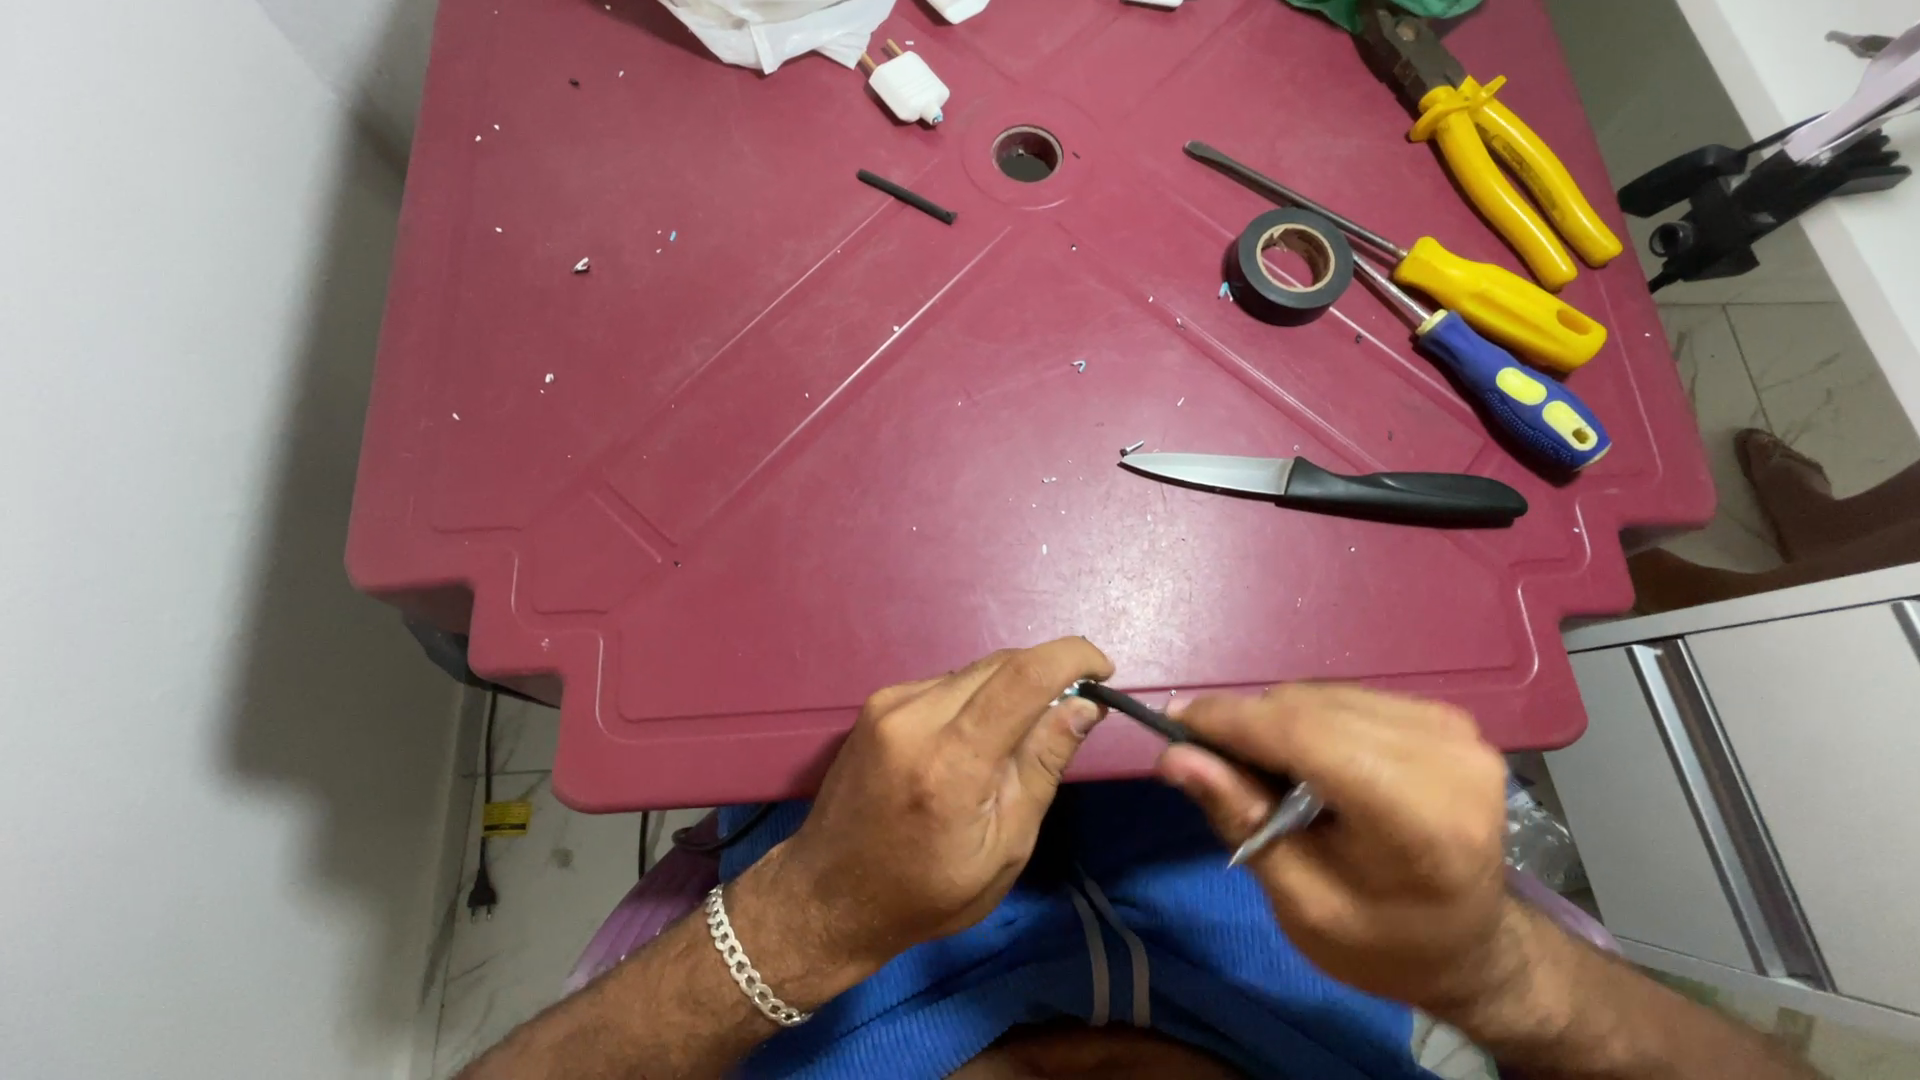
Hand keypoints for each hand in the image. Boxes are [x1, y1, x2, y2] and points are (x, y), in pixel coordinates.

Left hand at [759, 639, 1113, 975]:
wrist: (827, 897)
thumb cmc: (924, 892)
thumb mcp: (1004, 849)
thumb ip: (1041, 767)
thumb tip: (1083, 705)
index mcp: (951, 761)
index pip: (1022, 677)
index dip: (1072, 658)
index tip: (1104, 669)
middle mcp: (914, 715)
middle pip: (1000, 664)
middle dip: (1047, 673)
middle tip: (1073, 709)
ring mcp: (888, 703)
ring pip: (972, 670)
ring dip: (1010, 688)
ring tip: (1020, 736)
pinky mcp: (876, 703)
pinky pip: (945, 683)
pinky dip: (976, 698)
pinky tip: (975, 739)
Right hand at [1157, 685, 1519, 1014]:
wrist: (1472, 947)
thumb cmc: (1382, 941)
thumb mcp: (1301, 903)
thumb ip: (1241, 821)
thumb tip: (1174, 758)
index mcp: (1422, 821)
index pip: (1309, 738)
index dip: (1233, 723)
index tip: (1173, 726)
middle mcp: (1448, 758)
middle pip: (1310, 709)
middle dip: (1246, 724)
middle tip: (1207, 759)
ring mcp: (1454, 730)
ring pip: (1321, 694)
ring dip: (1273, 721)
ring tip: (1259, 768)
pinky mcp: (1444, 717)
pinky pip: (1343, 696)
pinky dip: (1305, 718)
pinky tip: (1302, 759)